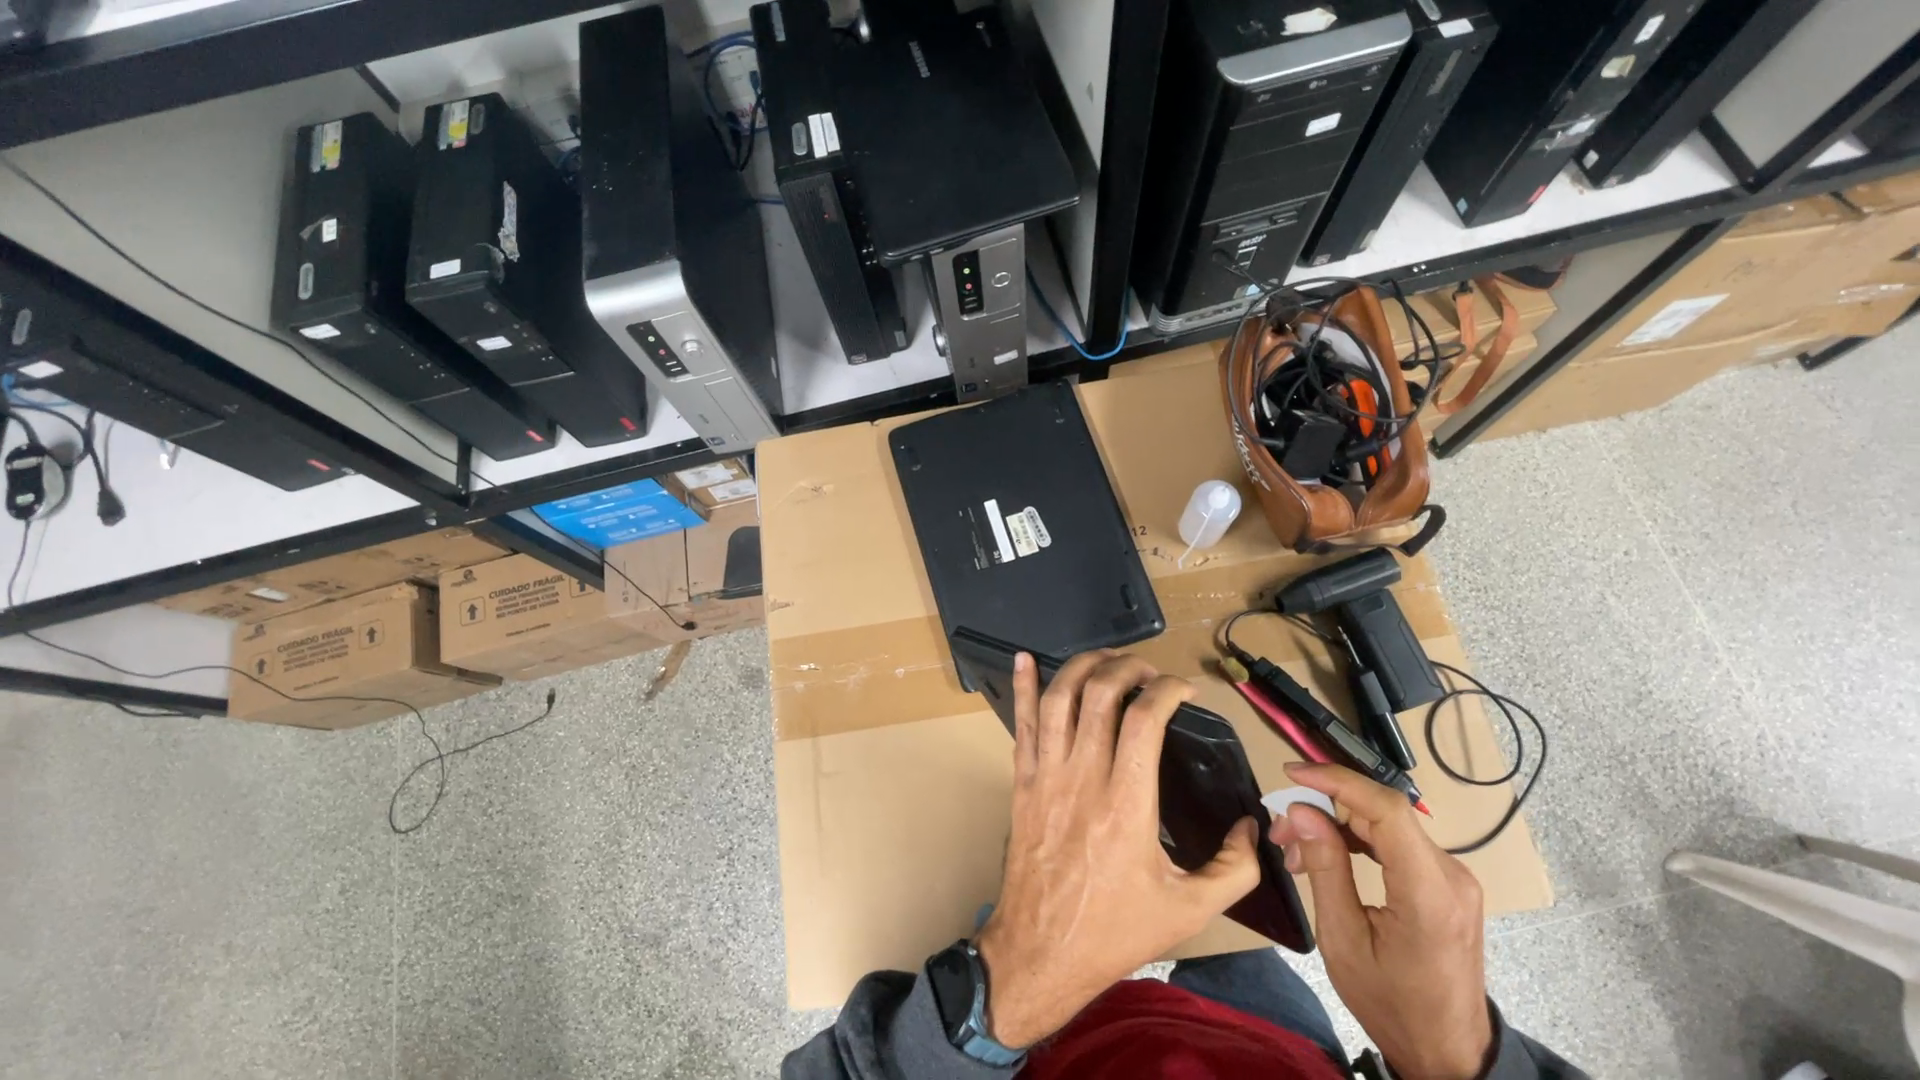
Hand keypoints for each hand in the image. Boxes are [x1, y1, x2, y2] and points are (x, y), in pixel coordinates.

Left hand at [974, 650, 1261, 1047]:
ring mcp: (1046, 777)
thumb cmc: (1115, 931)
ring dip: (1082, 668)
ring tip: (1107, 660)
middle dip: (1127, 668)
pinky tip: (1024, 660)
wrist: (1042, 952)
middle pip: (1100, 695)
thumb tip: (1251, 825)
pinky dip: (1021, 688)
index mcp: (1128, 802)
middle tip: (1149, 672)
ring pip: (1058, 699)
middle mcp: (1084, 777)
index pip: (1146, 718)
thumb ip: (1235, 867)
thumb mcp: (1190, 910)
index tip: (1186, 690)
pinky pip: (1020, 725)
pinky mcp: (1022, 784)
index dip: (1169, 690)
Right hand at [1269, 762, 1494, 1079]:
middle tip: (1280, 828)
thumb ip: (1325, 868)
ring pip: (1387, 825)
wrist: (1449, 1049)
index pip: (1386, 809)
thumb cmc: (1390, 1003)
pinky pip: (1397, 844)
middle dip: (1325, 807)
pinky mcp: (1447, 883)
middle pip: (1383, 813)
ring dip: (1338, 824)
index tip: (1291, 774)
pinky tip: (1326, 854)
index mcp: (1428, 891)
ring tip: (1295, 847)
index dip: (1337, 781)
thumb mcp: (1343, 940)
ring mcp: (1454, 877)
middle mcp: (1451, 873)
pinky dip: (1358, 840)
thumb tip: (1301, 812)